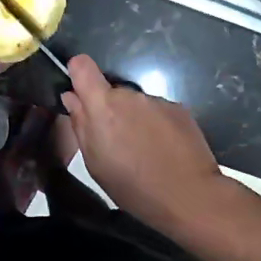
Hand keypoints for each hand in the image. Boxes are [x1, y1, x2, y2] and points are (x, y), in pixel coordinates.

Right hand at [60, 54, 231, 232]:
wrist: (188, 194)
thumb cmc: (132, 186)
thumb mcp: (95, 163)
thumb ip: (81, 125)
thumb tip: (72, 98)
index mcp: (103, 106)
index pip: (82, 66)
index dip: (77, 74)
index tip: (80, 95)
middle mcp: (131, 95)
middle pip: (112, 92)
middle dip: (110, 111)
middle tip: (115, 143)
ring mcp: (158, 100)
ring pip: (136, 104)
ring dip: (134, 120)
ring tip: (143, 151)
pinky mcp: (180, 110)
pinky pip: (158, 112)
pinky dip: (156, 126)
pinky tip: (163, 151)